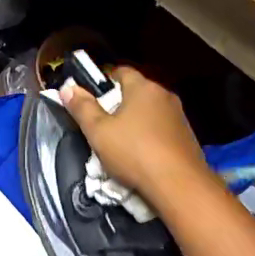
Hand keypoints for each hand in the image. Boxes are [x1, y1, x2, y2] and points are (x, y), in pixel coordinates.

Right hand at [57, 65, 214, 209]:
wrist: (178, 184)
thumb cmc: (133, 153)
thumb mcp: (99, 132)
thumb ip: (82, 108)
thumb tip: (67, 88)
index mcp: (143, 87)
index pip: (120, 71)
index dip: (102, 82)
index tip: (90, 101)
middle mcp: (164, 95)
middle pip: (135, 93)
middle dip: (118, 105)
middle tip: (101, 127)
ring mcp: (179, 116)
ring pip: (149, 113)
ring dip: (135, 123)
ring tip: (120, 145)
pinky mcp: (186, 136)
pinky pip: (161, 130)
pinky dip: (149, 138)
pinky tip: (141, 157)